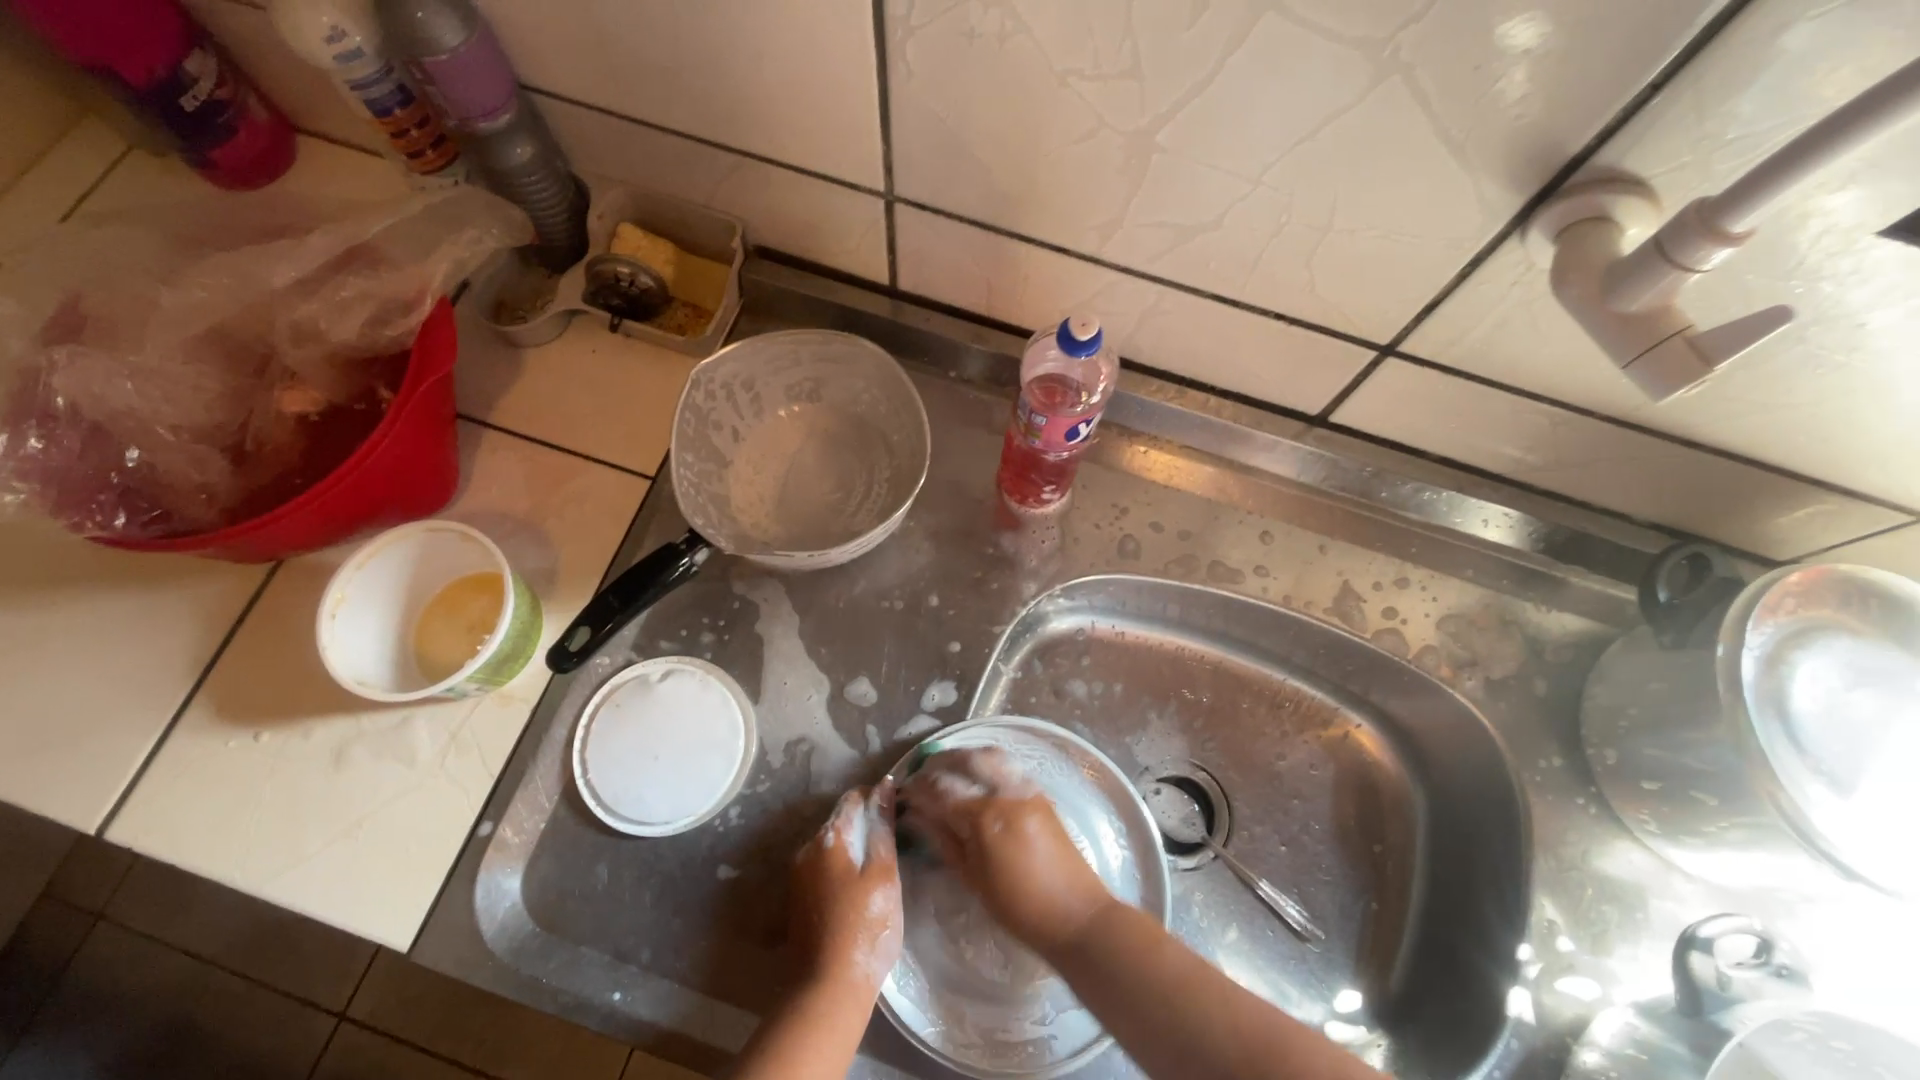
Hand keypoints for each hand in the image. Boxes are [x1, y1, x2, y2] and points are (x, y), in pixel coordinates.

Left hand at [789, 783, 902, 996]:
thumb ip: (882, 828)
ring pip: (830, 846)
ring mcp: (797, 876)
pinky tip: (858, 889)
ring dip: (852, 848)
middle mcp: (805, 849)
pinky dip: (841, 869)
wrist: (827, 987)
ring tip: (879, 865)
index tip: (898, 809)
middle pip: (838, 822)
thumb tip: (884, 786)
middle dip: (864, 824)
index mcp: (828, 837)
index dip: (877, 798)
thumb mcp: (884, 874)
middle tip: (894, 840)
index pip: (852, 798)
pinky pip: (822, 869)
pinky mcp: (797, 899)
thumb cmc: (866, 927)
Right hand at [900, 748, 1115, 956]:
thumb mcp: (972, 878)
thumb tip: (914, 815)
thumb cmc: (1018, 908)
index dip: (915, 789)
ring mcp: (1027, 788)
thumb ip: (943, 839)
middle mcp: (1005, 792)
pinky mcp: (1040, 792)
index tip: (901, 795)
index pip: (939, 789)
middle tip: (920, 778)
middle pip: (964, 760)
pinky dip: (986, 763)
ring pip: (989, 754)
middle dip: (937, 764)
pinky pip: (1008, 765)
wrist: (1076, 914)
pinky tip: (975, 778)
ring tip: (945, 773)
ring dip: (963, 757)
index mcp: (984, 817)